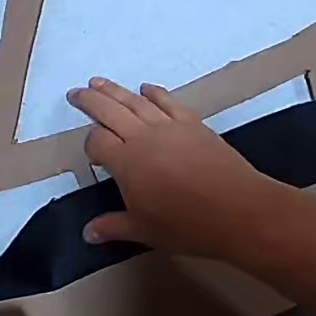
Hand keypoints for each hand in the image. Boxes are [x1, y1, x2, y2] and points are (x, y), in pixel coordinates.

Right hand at [67, 77, 299, 257]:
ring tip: (99, 82)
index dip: (90, 145)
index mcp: (126, 162)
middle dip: (91, 101)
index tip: (93, 156)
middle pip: (110, 111)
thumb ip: (113, 226)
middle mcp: (143, 138)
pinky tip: (146, 88)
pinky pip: (168, 102)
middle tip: (76, 92)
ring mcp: (169, 127)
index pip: (97, 142)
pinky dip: (155, 93)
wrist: (239, 211)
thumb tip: (88, 233)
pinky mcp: (193, 124)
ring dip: (115, 90)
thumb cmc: (187, 225)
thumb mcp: (144, 230)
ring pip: (135, 102)